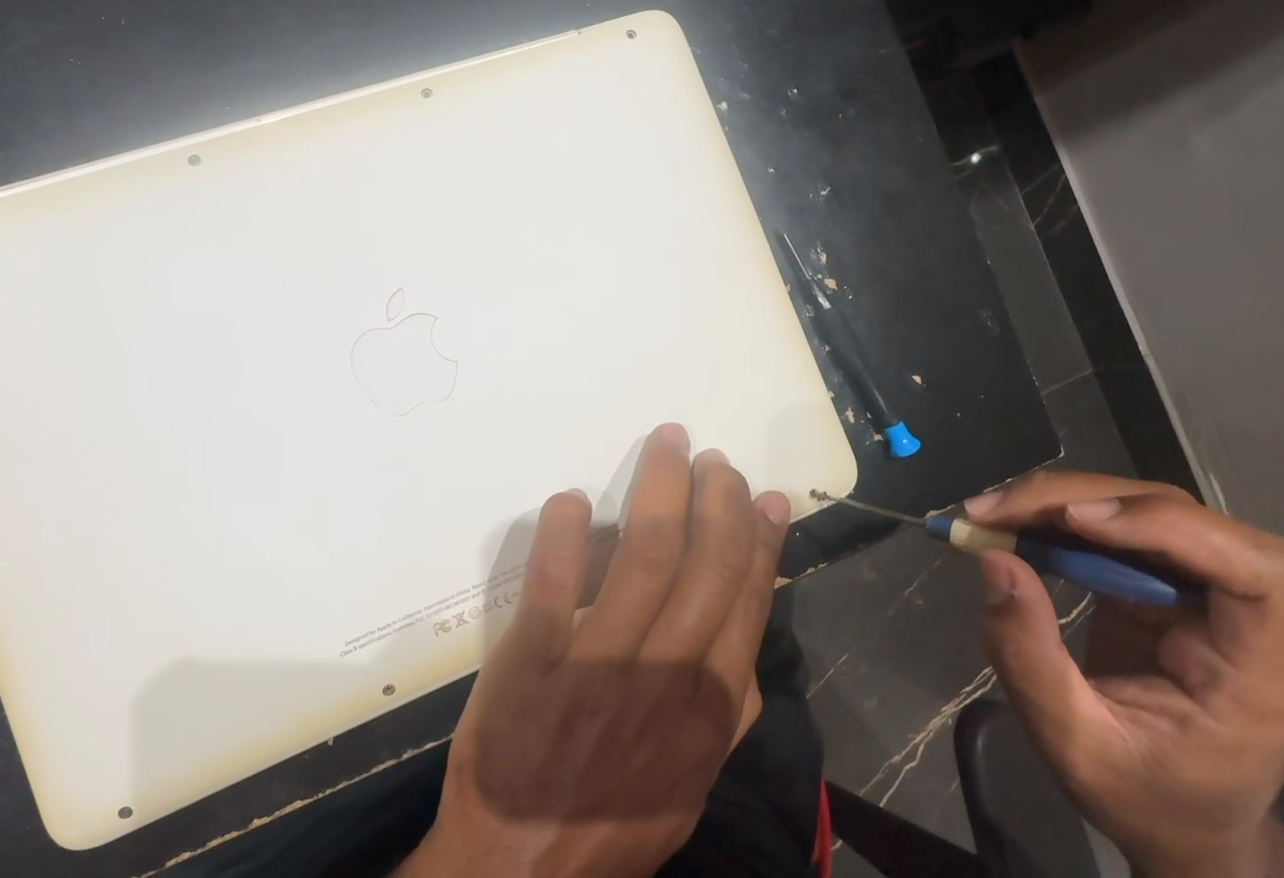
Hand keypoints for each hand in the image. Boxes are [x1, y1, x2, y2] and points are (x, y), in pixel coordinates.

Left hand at [397, 423, 790, 877]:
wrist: (522, 866)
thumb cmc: (613, 822)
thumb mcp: (691, 783)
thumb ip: (726, 717)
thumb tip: (750, 652)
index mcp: (707, 704)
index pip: (746, 598)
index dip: (758, 538)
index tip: (762, 496)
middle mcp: (663, 672)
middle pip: (704, 562)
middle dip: (717, 498)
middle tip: (714, 459)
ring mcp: (596, 661)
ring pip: (644, 553)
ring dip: (660, 489)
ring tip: (668, 447)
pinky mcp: (531, 656)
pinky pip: (552, 578)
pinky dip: (564, 530)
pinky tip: (573, 498)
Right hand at [968, 472, 1283, 877]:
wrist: (1178, 826)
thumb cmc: (1146, 800)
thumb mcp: (1075, 748)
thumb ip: (1031, 658)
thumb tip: (994, 561)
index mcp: (1259, 670)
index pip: (1257, 570)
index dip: (1174, 528)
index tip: (1078, 522)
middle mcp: (1241, 616)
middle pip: (1183, 519)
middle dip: (1081, 500)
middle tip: (993, 511)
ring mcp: (1199, 595)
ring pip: (1142, 512)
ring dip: (1059, 502)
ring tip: (986, 514)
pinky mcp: (1158, 587)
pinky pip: (1112, 534)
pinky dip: (1056, 521)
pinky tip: (1008, 526)